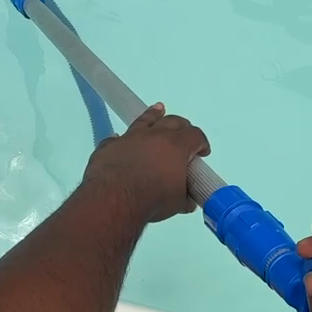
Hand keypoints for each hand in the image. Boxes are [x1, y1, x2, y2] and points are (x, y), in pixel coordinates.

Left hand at [80, 105, 209, 223]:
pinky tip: (119, 138)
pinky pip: (116, 138)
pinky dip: (121, 139)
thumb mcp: (177, 202)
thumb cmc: (153, 199)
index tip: (202, 152)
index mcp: (177, 146)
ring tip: (158, 109)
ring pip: (145, 120)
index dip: (201, 143)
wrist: (114, 198)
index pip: (195, 136)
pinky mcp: (109, 146)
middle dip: (181, 126)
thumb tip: (188, 201)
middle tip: (184, 132)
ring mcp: (130, 137)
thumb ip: (184, 197)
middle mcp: (155, 135)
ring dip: (153, 115)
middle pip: (173, 122)